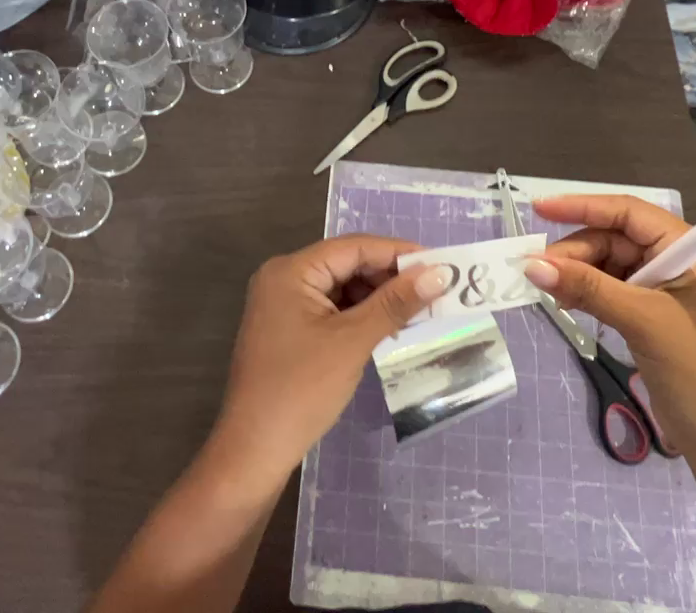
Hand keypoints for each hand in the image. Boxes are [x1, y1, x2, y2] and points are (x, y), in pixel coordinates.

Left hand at [208, 235, 448, 488]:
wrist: (254, 449)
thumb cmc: (302, 389)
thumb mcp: (353, 341)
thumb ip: (395, 303)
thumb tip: (439, 272)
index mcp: (291, 271)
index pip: (353, 247)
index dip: (398, 253)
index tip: (441, 264)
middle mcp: (283, 278)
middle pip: (346, 264)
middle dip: (389, 277)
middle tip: (435, 291)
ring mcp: (282, 304)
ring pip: (340, 287)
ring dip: (377, 297)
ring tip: (417, 311)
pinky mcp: (287, 328)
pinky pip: (330, 308)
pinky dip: (359, 314)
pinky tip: (387, 327)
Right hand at [522, 196, 695, 457]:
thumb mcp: (643, 321)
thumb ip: (588, 288)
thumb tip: (532, 264)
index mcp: (694, 249)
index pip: (630, 212)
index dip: (583, 206)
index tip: (538, 209)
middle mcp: (683, 261)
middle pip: (616, 237)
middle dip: (577, 251)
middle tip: (539, 272)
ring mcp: (670, 291)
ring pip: (611, 264)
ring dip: (580, 274)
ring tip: (552, 294)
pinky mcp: (657, 317)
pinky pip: (615, 290)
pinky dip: (590, 294)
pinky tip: (570, 305)